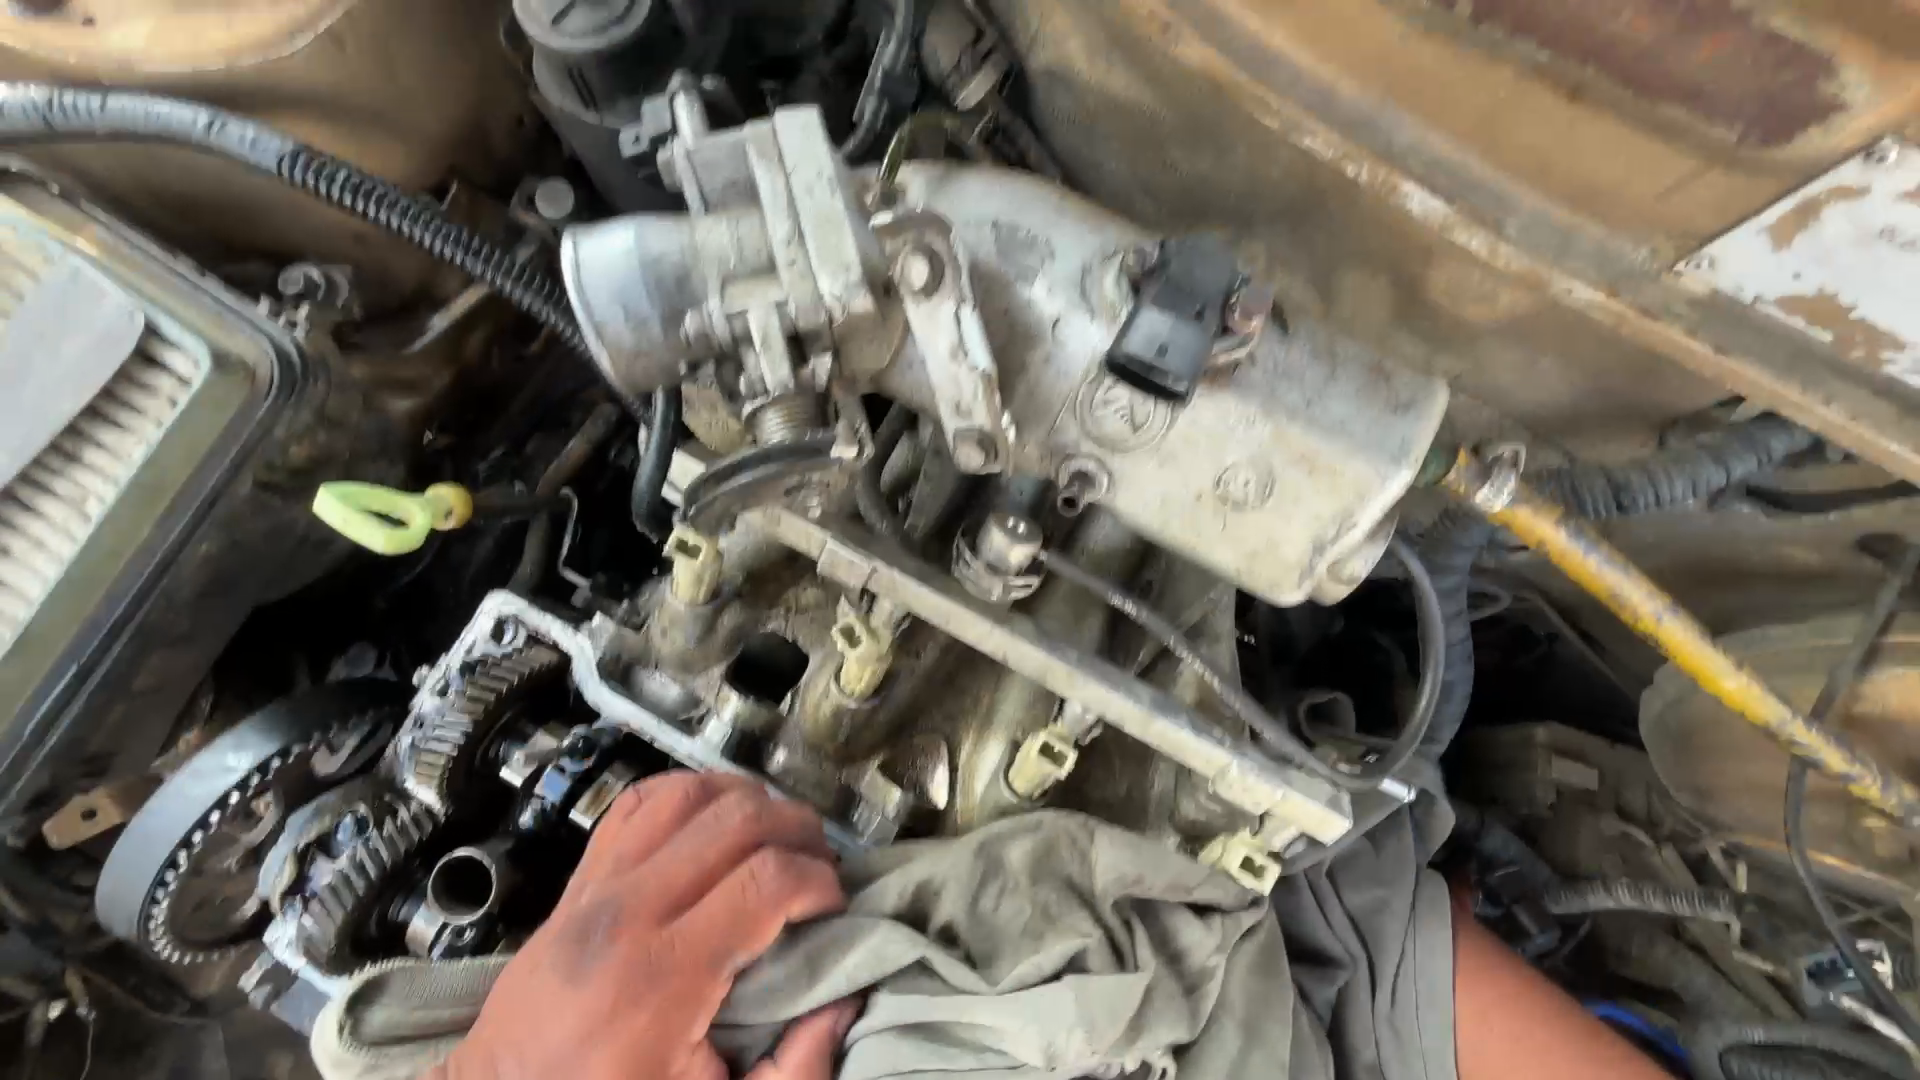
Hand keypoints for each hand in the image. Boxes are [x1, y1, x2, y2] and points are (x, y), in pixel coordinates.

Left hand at [434, 771, 855, 1079]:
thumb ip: (792, 1070)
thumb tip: (843, 999)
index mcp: (659, 981)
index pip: (764, 880)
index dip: (819, 881)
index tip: (834, 906)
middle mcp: (625, 915)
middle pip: (737, 821)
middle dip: (799, 830)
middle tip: (819, 867)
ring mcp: (594, 888)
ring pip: (690, 793)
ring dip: (750, 801)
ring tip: (777, 838)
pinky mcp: (579, 879)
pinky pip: (641, 801)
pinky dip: (693, 793)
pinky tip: (718, 821)